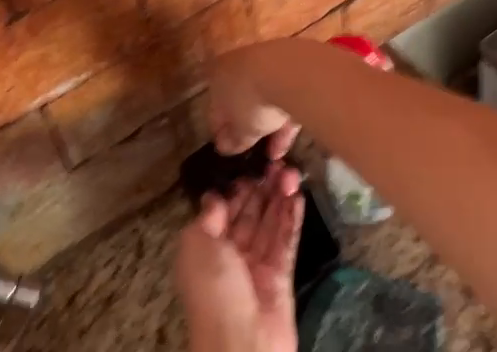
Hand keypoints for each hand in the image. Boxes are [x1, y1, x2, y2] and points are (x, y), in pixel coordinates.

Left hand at [175, 166, 304, 351]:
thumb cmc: (212, 290)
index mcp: (205, 247)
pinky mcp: (281, 277)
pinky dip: (291, 219)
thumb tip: (215, 196)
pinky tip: (297, 196)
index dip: (236, 189)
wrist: (241, 343)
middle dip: (260, 189)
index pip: (223, 211)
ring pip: (269, 225)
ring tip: (290, 171)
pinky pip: (286, 242)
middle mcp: (231, 254)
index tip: (250, 165)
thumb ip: (208, 218)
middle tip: (276, 162)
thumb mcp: (198, 246)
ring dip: (278, 198)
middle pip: (249, 215)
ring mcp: (257, 266)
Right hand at [209, 45, 298, 157]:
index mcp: (217, 77)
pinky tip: (290, 139)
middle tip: (254, 150)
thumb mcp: (240, 129)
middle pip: (241, 101)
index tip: (229, 150)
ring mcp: (265, 64)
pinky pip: (283, 98)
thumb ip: (233, 139)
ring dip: (269, 126)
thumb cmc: (251, 100)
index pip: (215, 109)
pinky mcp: (291, 69)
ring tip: (276, 154)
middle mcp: (237, 66)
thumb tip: (224, 147)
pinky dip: (285, 118)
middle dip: (248, 128)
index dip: (221, 133)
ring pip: (264, 100)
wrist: (288, 71)